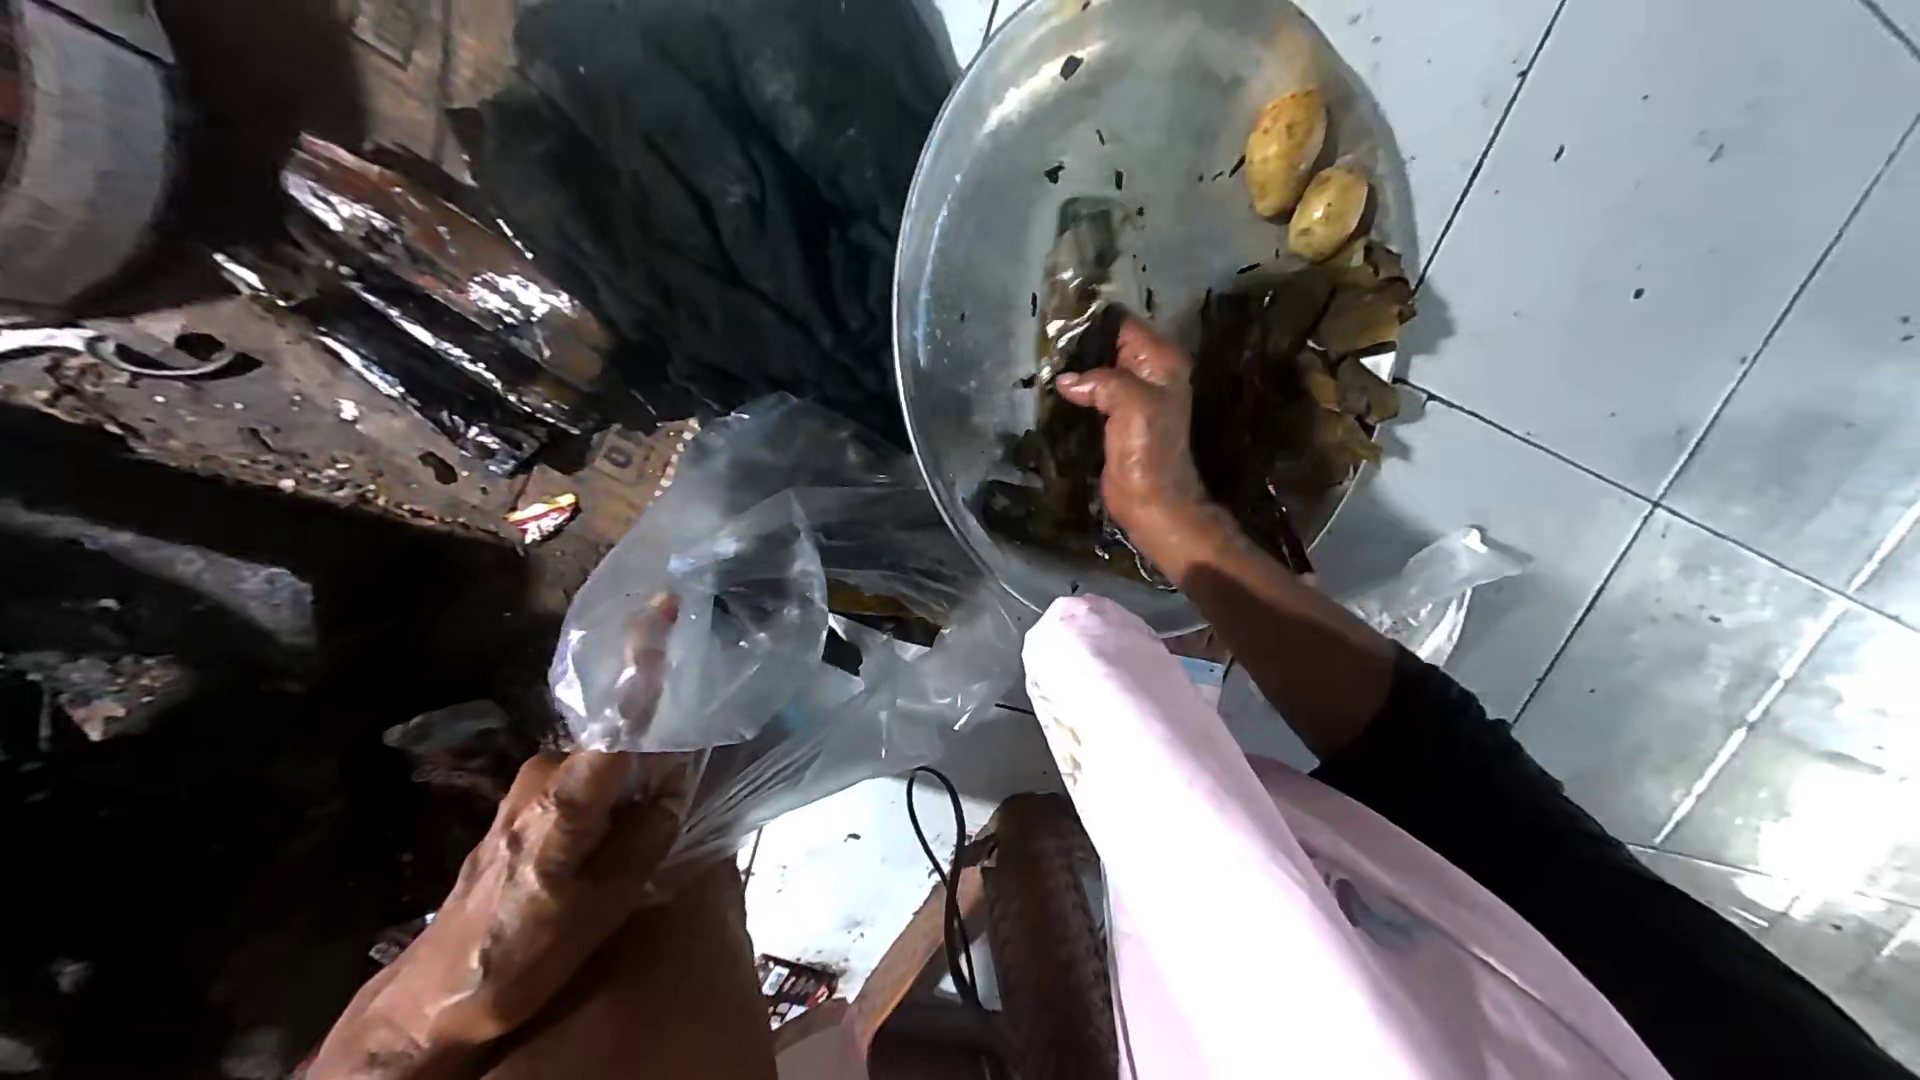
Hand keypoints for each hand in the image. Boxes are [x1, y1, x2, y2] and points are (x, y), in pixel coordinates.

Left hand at [310, 600, 687, 1078]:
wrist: (432, 997)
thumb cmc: (523, 952)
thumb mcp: (606, 904)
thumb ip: (648, 834)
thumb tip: (671, 786)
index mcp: (569, 797)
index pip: (622, 718)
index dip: (646, 661)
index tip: (665, 607)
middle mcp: (545, 774)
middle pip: (622, 739)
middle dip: (656, 757)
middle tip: (668, 808)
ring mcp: (529, 783)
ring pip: (605, 761)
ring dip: (632, 783)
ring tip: (635, 840)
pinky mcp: (525, 799)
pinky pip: (586, 776)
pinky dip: (611, 791)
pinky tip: (611, 837)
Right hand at [1053, 318, 1237, 577]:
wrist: (1151, 502)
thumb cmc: (1148, 453)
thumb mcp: (1133, 405)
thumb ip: (1104, 381)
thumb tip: (1066, 380)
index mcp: (1162, 362)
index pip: (1125, 325)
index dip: (1093, 321)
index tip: (1057, 321)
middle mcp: (1150, 373)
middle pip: (1110, 345)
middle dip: (1079, 344)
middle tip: (1043, 344)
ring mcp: (1133, 397)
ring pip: (1098, 369)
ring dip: (1074, 368)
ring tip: (1042, 363)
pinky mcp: (1116, 418)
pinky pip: (1092, 392)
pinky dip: (1075, 390)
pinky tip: (1053, 390)